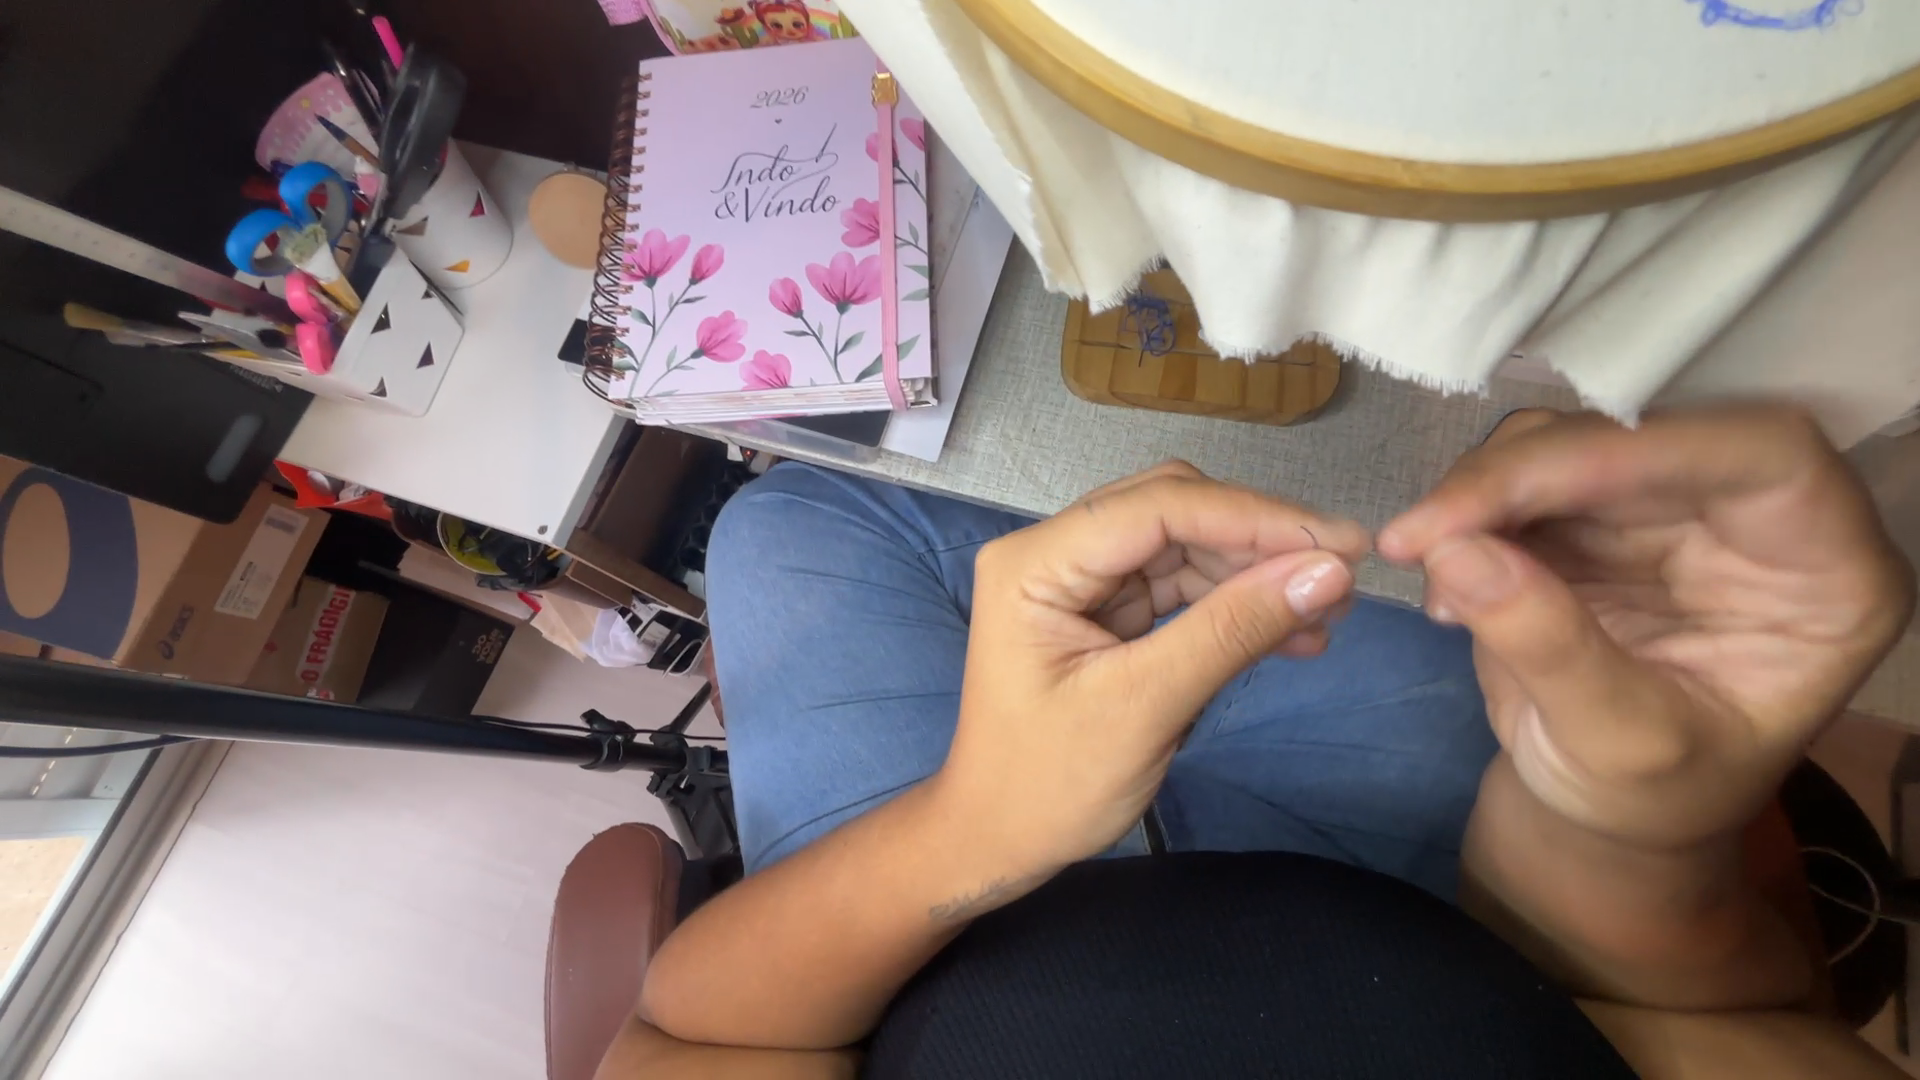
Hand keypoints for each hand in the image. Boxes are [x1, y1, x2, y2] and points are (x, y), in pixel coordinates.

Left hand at [936, 463, 1367, 878]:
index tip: (1343, 542)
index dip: (1253, 516)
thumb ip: (1232, 631)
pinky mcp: (1102, 609)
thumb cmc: (1050, 783)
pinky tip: (1290, 631)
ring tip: (1325, 612)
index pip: (1154, 507)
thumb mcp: (1144, 707)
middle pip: (1168, 512)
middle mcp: (1050, 554)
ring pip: (1181, 545)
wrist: (1001, 836)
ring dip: (1252, 573)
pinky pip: (1178, 586)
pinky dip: (1231, 603)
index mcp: (1034, 564)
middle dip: (1256, 539)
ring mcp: (1077, 579)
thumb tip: (1329, 571)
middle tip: (1340, 574)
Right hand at [1379, 405, 1913, 848]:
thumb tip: (1452, 550)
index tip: (1492, 501)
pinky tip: (1437, 583)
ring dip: (1471, 492)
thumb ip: (1547, 646)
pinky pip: (1504, 482)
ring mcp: (1651, 516)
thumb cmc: (1646, 792)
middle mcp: (1738, 523)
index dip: (1623, 453)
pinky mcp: (1575, 523)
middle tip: (1416, 535)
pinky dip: (1454, 518)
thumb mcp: (1615, 743)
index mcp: (1816, 574)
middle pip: (1629, 439)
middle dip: (1510, 477)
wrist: (1601, 802)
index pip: (1751, 457)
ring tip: (1419, 562)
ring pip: (1555, 446)